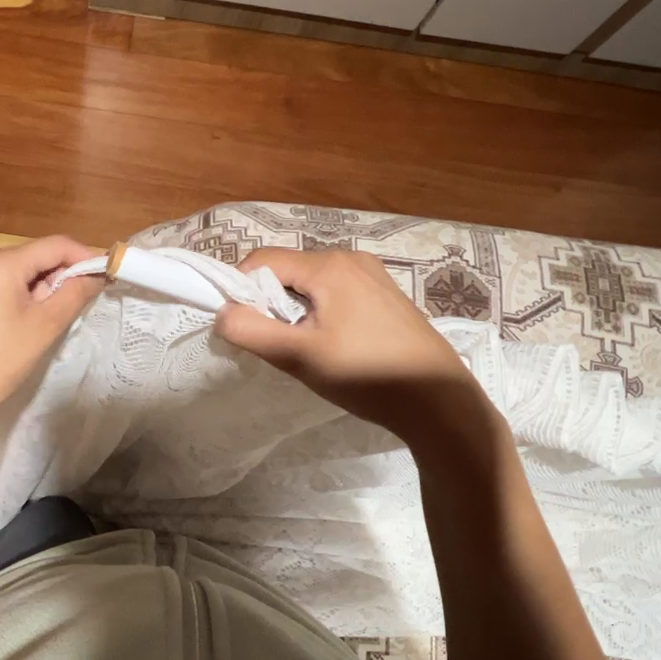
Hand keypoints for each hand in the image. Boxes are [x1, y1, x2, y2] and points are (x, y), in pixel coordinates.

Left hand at [0, 235, 103, 433]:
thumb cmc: (1, 361)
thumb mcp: (46, 326)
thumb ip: (76, 293)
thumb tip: (98, 273)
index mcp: (1, 262)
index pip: (55, 245)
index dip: (85, 257)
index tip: (109, 275)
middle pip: (38, 254)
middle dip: (65, 273)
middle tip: (83, 302)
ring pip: (24, 269)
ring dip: (47, 285)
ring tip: (56, 315)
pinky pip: (7, 282)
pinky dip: (27, 293)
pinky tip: (34, 318)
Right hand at [216, 248, 476, 430]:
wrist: (438, 401)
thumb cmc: (366, 376)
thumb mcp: (300, 357)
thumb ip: (252, 331)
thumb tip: (222, 313)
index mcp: (328, 266)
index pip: (262, 260)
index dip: (241, 290)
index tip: (244, 327)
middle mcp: (349, 258)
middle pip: (286, 270)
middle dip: (269, 302)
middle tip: (276, 344)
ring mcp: (371, 274)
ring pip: (309, 283)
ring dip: (294, 310)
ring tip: (305, 348)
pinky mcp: (383, 294)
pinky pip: (334, 292)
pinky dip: (319, 312)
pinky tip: (332, 345)